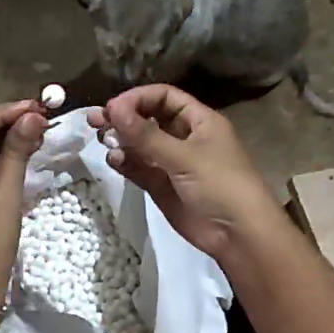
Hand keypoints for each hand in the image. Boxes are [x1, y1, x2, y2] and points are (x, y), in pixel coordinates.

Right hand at [94, 85, 279, 259]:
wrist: (238, 235)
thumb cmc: (220, 185)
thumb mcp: (184, 156)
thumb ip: (146, 135)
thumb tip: (113, 108)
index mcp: (199, 121)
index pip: (163, 97)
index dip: (138, 98)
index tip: (113, 107)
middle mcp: (184, 137)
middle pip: (148, 119)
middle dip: (123, 118)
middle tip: (95, 120)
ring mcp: (171, 163)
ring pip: (140, 144)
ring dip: (121, 140)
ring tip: (103, 140)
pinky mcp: (161, 186)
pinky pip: (138, 168)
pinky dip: (125, 163)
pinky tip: (115, 160)